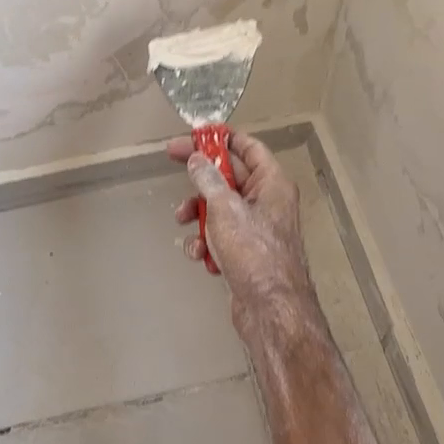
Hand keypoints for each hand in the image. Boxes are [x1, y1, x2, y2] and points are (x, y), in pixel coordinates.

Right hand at [166, 132, 316, 330]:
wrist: (270, 310)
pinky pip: (220, 236)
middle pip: (229, 175)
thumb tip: (196, 159)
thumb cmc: (253, 253)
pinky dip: (206, 242)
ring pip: (219, 207)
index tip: (194, 133)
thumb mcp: (225, 208)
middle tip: (171, 161)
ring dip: (198, 214)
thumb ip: (208, 179)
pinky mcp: (246, 254)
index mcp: (272, 183)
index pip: (248, 147)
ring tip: (183, 222)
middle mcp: (267, 202)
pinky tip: (201, 256)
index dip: (221, 137)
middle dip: (201, 176)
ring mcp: (256, 229)